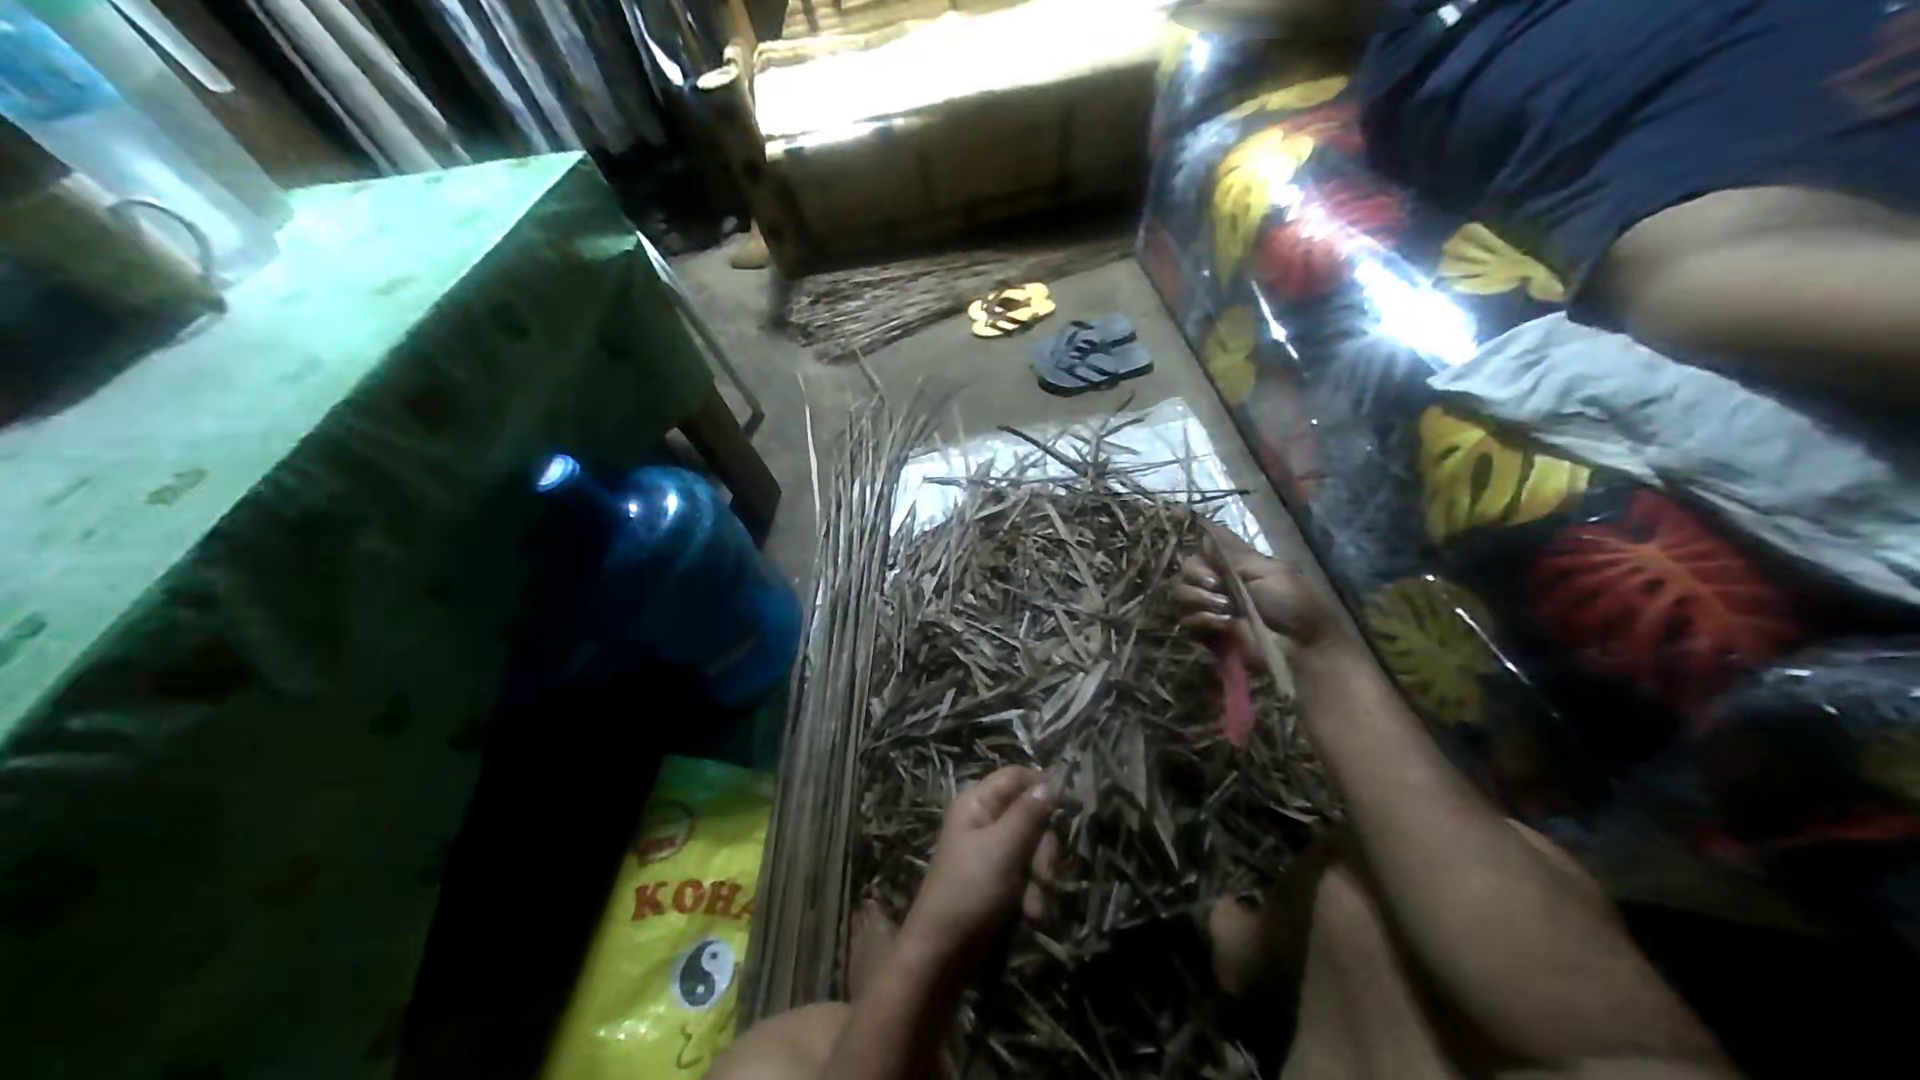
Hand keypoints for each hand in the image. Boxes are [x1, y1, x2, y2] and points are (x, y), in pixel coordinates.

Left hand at [902, 766, 1057, 970]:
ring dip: (1042, 878)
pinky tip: (1031, 914)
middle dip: (1044, 849)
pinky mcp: (1001, 878)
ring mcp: (993, 850)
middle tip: (1043, 876)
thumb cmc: (970, 889)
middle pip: (1033, 815)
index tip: (1073, 804)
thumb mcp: (1003, 847)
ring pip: (1035, 848)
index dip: (1044, 786)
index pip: (1017, 777)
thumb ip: (1029, 813)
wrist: (944, 951)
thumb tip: (1051, 782)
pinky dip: (1034, 893)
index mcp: (978, 802)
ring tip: (1034, 906)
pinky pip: (1029, 874)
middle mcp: (985, 820)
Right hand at [1172, 525, 1346, 661]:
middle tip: (1216, 584)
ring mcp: (1209, 605)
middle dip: (1197, 573)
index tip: (1178, 524)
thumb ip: (1233, 553)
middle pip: (1185, 566)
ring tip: (1226, 607)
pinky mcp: (1205, 630)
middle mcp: (1216, 581)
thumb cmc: (1292, 603)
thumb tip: (1206, 524)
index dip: (1191, 537)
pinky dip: (1202, 618)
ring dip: (1200, 597)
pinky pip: (1186, 617)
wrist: (1300, 646)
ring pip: (1180, 591)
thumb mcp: (1268, 570)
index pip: (1203, 544)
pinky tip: (1223, 622)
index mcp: (1233, 563)